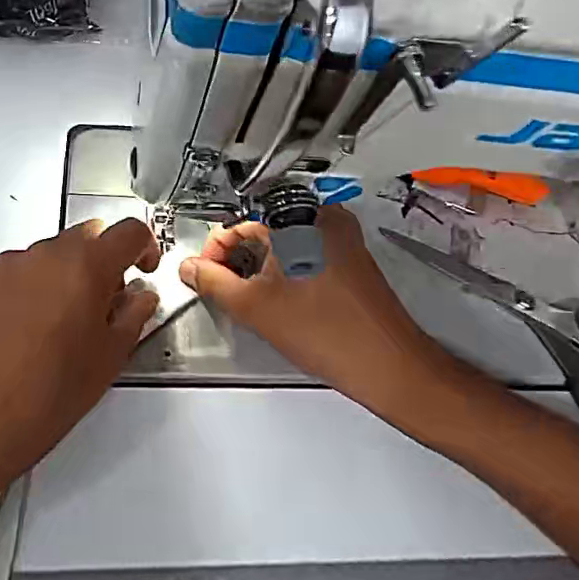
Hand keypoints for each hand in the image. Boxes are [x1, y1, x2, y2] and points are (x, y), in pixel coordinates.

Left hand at [0, 218, 160, 539]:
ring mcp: (10, 265)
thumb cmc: (45, 394)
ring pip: (52, 253)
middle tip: (106, 303)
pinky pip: (19, 269)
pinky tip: (32, 327)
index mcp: (87, 266)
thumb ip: (134, 315)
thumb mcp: (110, 357)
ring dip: (66, 274)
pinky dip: (32, 285)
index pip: (130, 232)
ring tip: (64, 323)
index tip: (143, 265)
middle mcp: (47, 255)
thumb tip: (139, 298)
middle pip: (89, 236)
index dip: (145, 247)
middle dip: (104, 262)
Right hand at [179, 207, 445, 411]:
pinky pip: (306, 249)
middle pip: (263, 227)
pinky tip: (283, 297)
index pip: (239, 222)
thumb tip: (192, 269)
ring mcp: (342, 234)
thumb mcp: (253, 307)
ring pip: (285, 239)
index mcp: (298, 217)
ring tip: (255, 296)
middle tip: (226, 286)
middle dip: (238, 257)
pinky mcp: (351, 254)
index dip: (215, 249)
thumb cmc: (330, 333)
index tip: (206, 271)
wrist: (386, 363)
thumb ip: (213, 282)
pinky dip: (287, 267)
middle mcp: (324, 217)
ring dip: (262, 263)